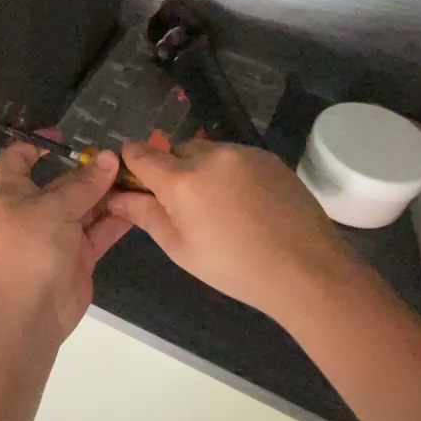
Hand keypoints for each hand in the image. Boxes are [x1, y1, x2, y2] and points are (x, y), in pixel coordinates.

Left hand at [0, 137, 132, 347]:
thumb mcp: (54, 209)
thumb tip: (109, 157)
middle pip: (62, 182)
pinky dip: (117, 218)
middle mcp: (35, 210)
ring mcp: (58, 234)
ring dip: (108, 192)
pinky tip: (140, 203)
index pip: (17, 160)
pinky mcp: (79, 256)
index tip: (63, 135)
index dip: (34, 145)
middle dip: (89, 169)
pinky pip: (100, 230)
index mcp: (14, 193)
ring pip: (86, 206)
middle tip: (123, 156)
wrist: (30, 313)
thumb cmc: (30, 250)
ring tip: (138, 175)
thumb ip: (84, 184)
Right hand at [105, 140, 366, 320]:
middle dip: (172, 170)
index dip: (131, 162)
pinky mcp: (268, 157)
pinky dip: (230, 173)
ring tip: (220, 208)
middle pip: (174, 150)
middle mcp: (210, 155)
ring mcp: (242, 153)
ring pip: (206, 152)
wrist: (306, 270)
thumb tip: (114, 197)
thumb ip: (145, 215)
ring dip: (202, 170)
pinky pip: (235, 157)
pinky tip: (245, 204)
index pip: (140, 152)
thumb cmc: (234, 268)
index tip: (134, 180)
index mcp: (181, 179)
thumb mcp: (180, 248)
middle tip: (184, 207)